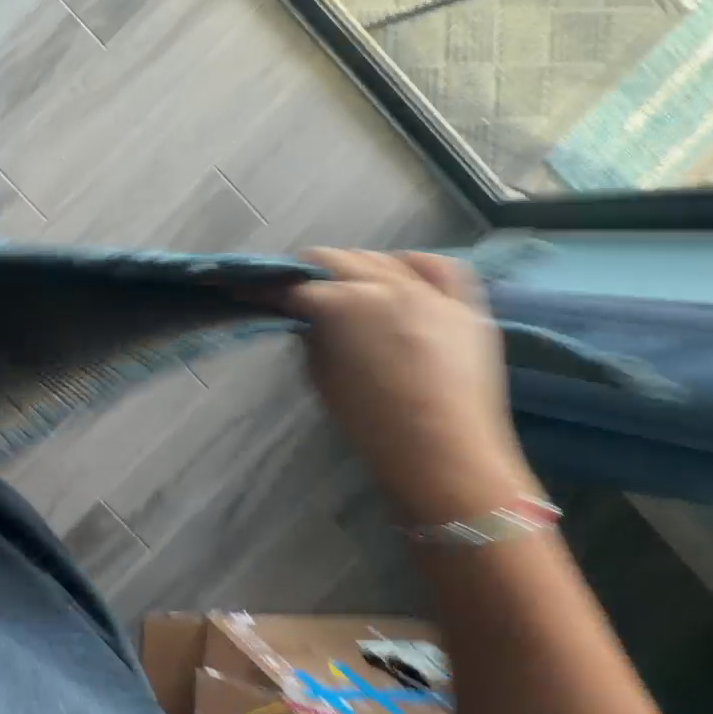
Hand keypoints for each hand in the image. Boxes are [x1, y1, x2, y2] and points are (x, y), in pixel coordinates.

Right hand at [284, 249, 540, 523]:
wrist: (443, 454)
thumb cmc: (369, 423)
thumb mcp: (319, 376)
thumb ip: (309, 336)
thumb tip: (306, 318)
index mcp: (343, 305)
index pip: (293, 288)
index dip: (265, 291)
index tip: (247, 292)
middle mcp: (385, 286)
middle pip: (334, 260)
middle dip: (305, 273)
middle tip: (290, 291)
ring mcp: (429, 293)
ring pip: (381, 259)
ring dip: (354, 268)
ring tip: (342, 287)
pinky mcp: (465, 307)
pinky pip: (439, 268)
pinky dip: (413, 265)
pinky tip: (399, 277)